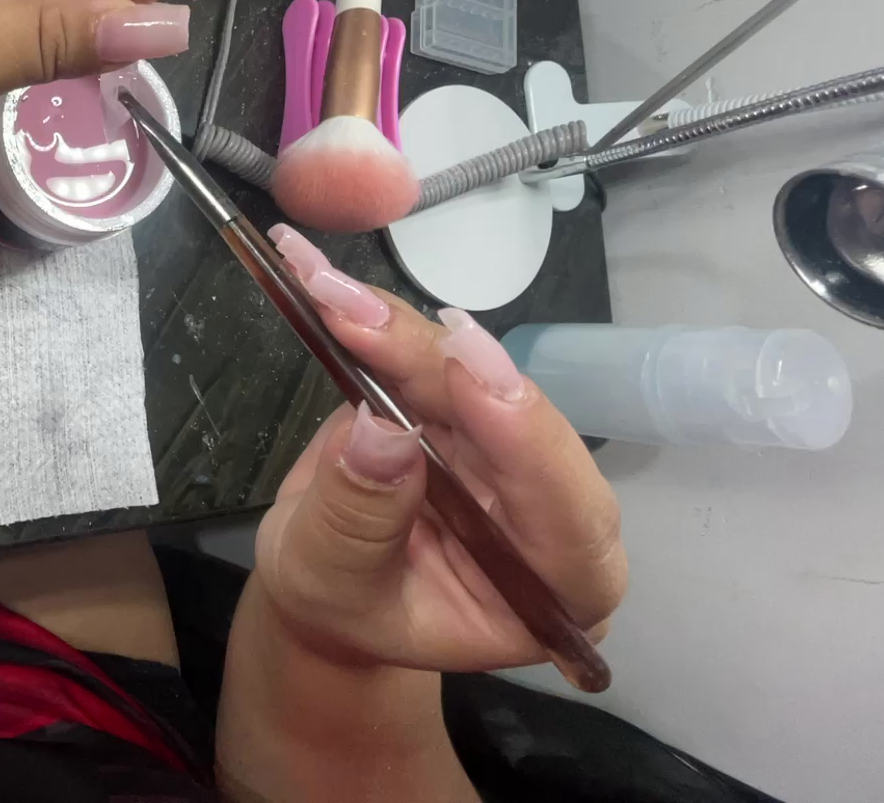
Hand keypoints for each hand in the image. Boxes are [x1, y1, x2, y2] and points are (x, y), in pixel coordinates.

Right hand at [253, 225, 627, 674]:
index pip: (565, 512)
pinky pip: (412, 352)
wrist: (320, 582)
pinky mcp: (441, 405)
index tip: (466, 367)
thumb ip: (359, 518)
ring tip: (318, 284)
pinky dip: (364, 315)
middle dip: (428, 357)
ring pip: (454, 369)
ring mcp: (490, 445)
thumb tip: (382, 430)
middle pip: (505, 420)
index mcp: (550, 582)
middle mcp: (537, 501)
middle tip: (353, 309)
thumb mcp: (334, 582)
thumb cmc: (338, 606)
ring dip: (387, 322)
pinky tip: (318, 278)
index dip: (523, 437)